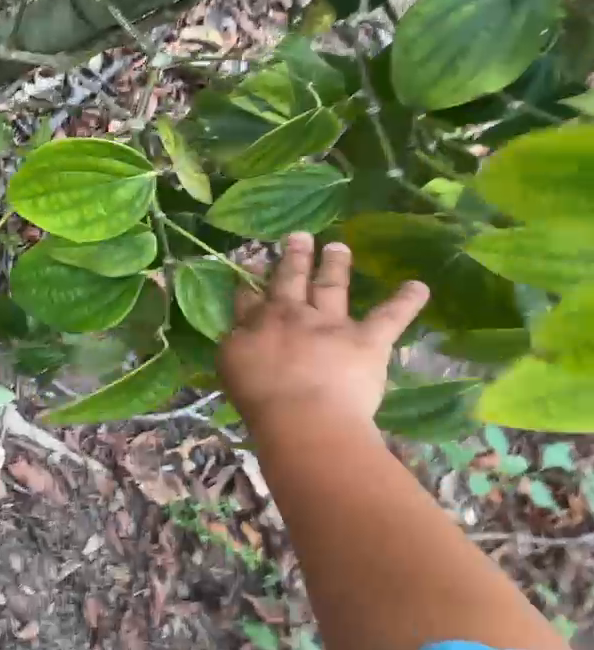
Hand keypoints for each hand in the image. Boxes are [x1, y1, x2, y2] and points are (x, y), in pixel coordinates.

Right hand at [218, 232, 428, 432]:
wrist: (302, 414)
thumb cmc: (258, 393)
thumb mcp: (230, 360)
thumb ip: (237, 339)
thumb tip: (241, 327)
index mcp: (256, 321)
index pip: (250, 294)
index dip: (249, 278)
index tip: (251, 264)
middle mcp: (291, 313)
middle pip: (289, 279)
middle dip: (293, 257)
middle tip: (299, 236)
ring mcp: (330, 323)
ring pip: (331, 287)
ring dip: (334, 265)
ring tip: (338, 246)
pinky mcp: (367, 339)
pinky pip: (389, 316)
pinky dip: (404, 300)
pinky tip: (418, 285)